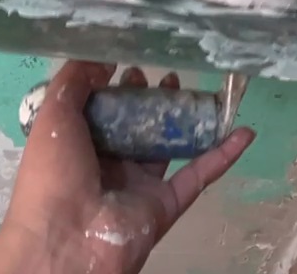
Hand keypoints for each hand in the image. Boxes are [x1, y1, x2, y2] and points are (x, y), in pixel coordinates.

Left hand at [0, 62, 256, 273]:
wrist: (64, 240)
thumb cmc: (54, 172)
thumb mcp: (54, 112)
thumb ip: (76, 79)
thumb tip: (106, 57)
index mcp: (82, 145)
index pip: (107, 109)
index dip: (120, 87)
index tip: (133, 64)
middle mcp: (111, 163)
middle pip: (140, 125)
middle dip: (152, 98)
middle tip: (164, 74)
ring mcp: (140, 185)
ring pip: (170, 145)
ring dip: (184, 118)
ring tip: (190, 88)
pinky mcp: (165, 203)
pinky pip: (199, 175)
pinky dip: (223, 155)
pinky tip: (243, 131)